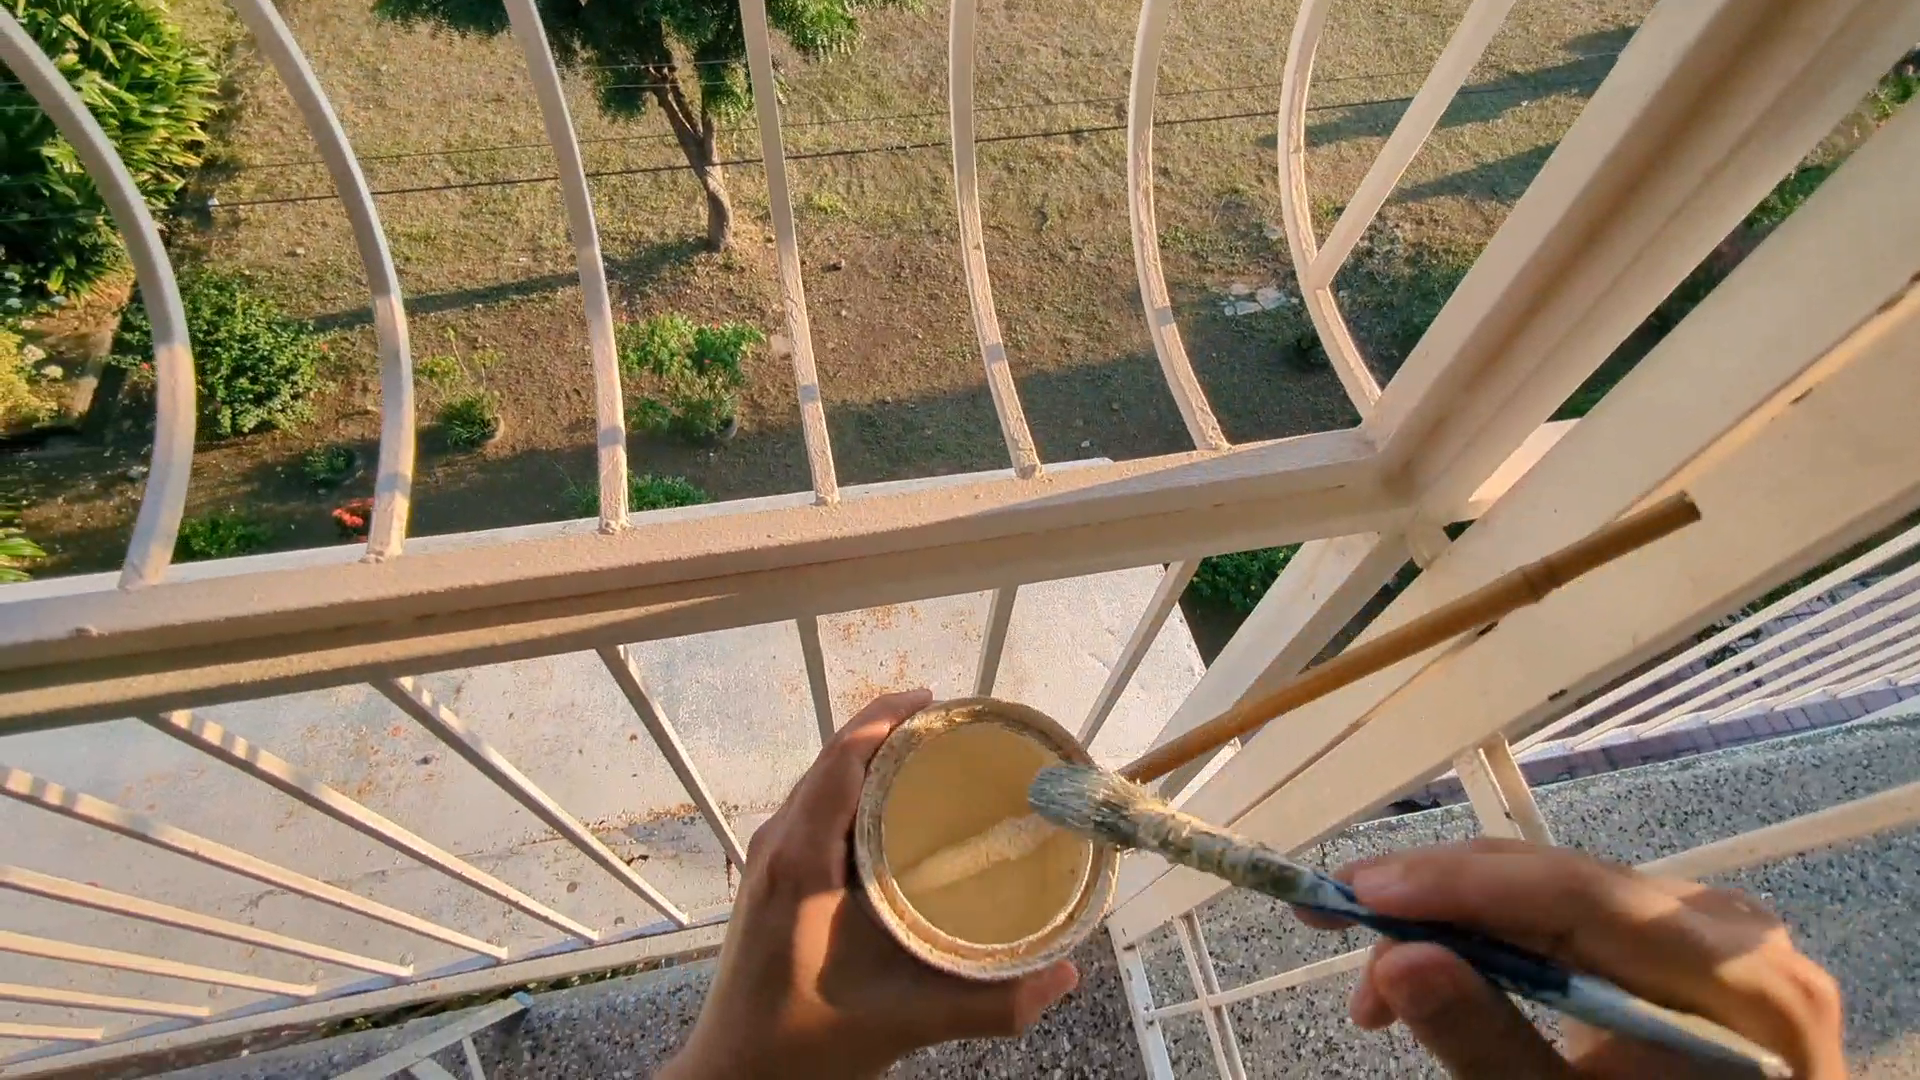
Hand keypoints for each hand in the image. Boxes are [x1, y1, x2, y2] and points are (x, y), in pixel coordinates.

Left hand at [659, 690, 1079, 1079]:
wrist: (732, 1078)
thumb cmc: (805, 1044)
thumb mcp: (904, 1021)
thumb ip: (990, 1004)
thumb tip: (1065, 977)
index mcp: (802, 857)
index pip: (842, 759)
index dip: (884, 718)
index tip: (932, 701)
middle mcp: (780, 841)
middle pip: (833, 757)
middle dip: (885, 727)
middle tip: (944, 725)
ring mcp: (770, 853)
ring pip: (822, 777)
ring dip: (867, 752)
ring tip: (924, 751)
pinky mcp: (772, 869)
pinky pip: (815, 802)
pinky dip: (852, 781)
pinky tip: (887, 801)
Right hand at [1301, 839, 1843, 1077]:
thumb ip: (1489, 1045)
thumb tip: (1392, 959)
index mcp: (1733, 978)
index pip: (1574, 894)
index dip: (1456, 888)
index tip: (1357, 894)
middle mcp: (1713, 923)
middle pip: (1535, 880)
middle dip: (1422, 899)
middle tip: (1327, 916)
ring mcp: (1682, 918)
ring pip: (1521, 885)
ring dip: (1433, 921)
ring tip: (1368, 981)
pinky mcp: (1646, 925)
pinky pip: (1537, 906)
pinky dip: (1470, 934)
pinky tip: (1418, 970)